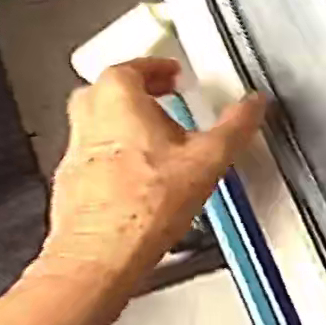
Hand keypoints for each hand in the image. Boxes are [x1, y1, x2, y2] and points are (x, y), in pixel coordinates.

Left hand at [37, 57, 265, 283]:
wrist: (99, 260)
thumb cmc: (144, 208)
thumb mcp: (212, 156)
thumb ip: (238, 123)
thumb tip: (254, 104)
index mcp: (121, 112)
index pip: (124, 70)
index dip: (150, 65)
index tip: (171, 70)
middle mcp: (91, 131)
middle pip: (98, 92)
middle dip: (131, 86)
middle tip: (159, 90)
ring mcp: (76, 161)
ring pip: (92, 123)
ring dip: (122, 117)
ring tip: (158, 127)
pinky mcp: (72, 189)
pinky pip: (92, 154)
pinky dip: (115, 148)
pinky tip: (144, 167)